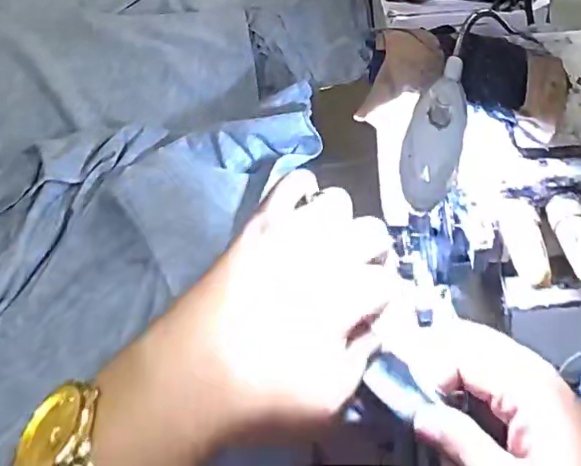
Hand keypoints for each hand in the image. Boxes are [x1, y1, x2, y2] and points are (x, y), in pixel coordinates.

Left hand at [93, 170, 401, 465]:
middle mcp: (331, 248)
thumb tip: (375, 327)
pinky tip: (300, 215)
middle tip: (353, 280)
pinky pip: (295, 180)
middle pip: (375, 232)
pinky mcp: (264, 218)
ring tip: (324, 249)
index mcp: (352, 290)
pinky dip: (304, 192)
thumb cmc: (263, 395)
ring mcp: (295, 227)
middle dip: (372, 256)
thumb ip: (366, 357)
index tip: (370, 317)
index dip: (384, 302)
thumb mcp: (331, 399)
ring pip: (339, 202)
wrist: (190, 378)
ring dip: (339, 226)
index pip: (390, 281)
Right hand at [407, 320, 580, 465]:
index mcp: (529, 381)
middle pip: (479, 345)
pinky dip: (476, 385)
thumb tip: (420, 412)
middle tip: (400, 373)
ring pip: (490, 360)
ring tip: (419, 385)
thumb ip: (462, 443)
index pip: (466, 349)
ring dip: (455, 367)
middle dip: (440, 354)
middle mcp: (537, 372)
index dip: (429, 361)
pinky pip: (504, 382)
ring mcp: (545, 389)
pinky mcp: (548, 410)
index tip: (394, 381)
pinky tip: (456, 402)